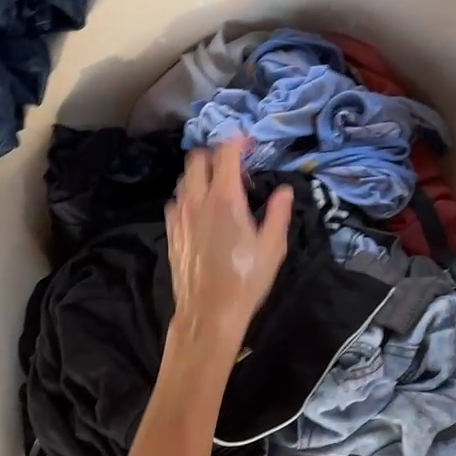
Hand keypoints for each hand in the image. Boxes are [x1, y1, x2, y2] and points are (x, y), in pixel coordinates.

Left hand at [164, 137, 292, 353]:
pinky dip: (189, 198)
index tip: (250, 144)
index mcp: (224, 198)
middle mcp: (197, 201)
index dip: (238, 142)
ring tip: (220, 192)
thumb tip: (283, 192)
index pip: (225, 153)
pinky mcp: (172, 233)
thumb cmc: (245, 281)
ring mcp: (180, 217)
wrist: (208, 314)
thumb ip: (278, 214)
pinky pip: (176, 203)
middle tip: (236, 170)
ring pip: (184, 180)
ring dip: (201, 176)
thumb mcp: (272, 248)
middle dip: (216, 156)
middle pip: (198, 160)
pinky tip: (202, 215)